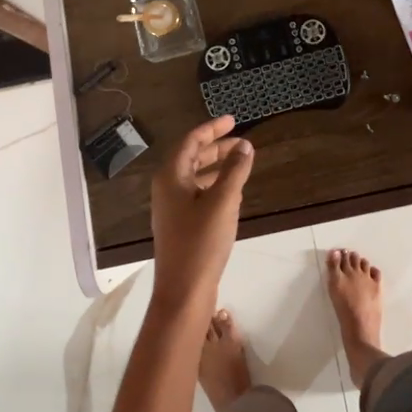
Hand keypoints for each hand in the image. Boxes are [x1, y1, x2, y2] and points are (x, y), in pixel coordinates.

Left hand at [149, 116, 252, 311]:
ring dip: (217, 167)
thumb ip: (235, 170)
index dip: (212, 129)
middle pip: (191, 157)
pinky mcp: (179, 225)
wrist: (183, 290)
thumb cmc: (201, 242)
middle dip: (216, 147)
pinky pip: (197, 195)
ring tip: (242, 164)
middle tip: (242, 142)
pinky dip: (214, 186)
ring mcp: (171, 208)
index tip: (233, 120)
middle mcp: (166, 188)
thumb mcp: (223, 201)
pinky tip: (233, 193)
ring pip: (195, 177)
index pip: (191, 141)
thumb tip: (245, 146)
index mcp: (171, 177)